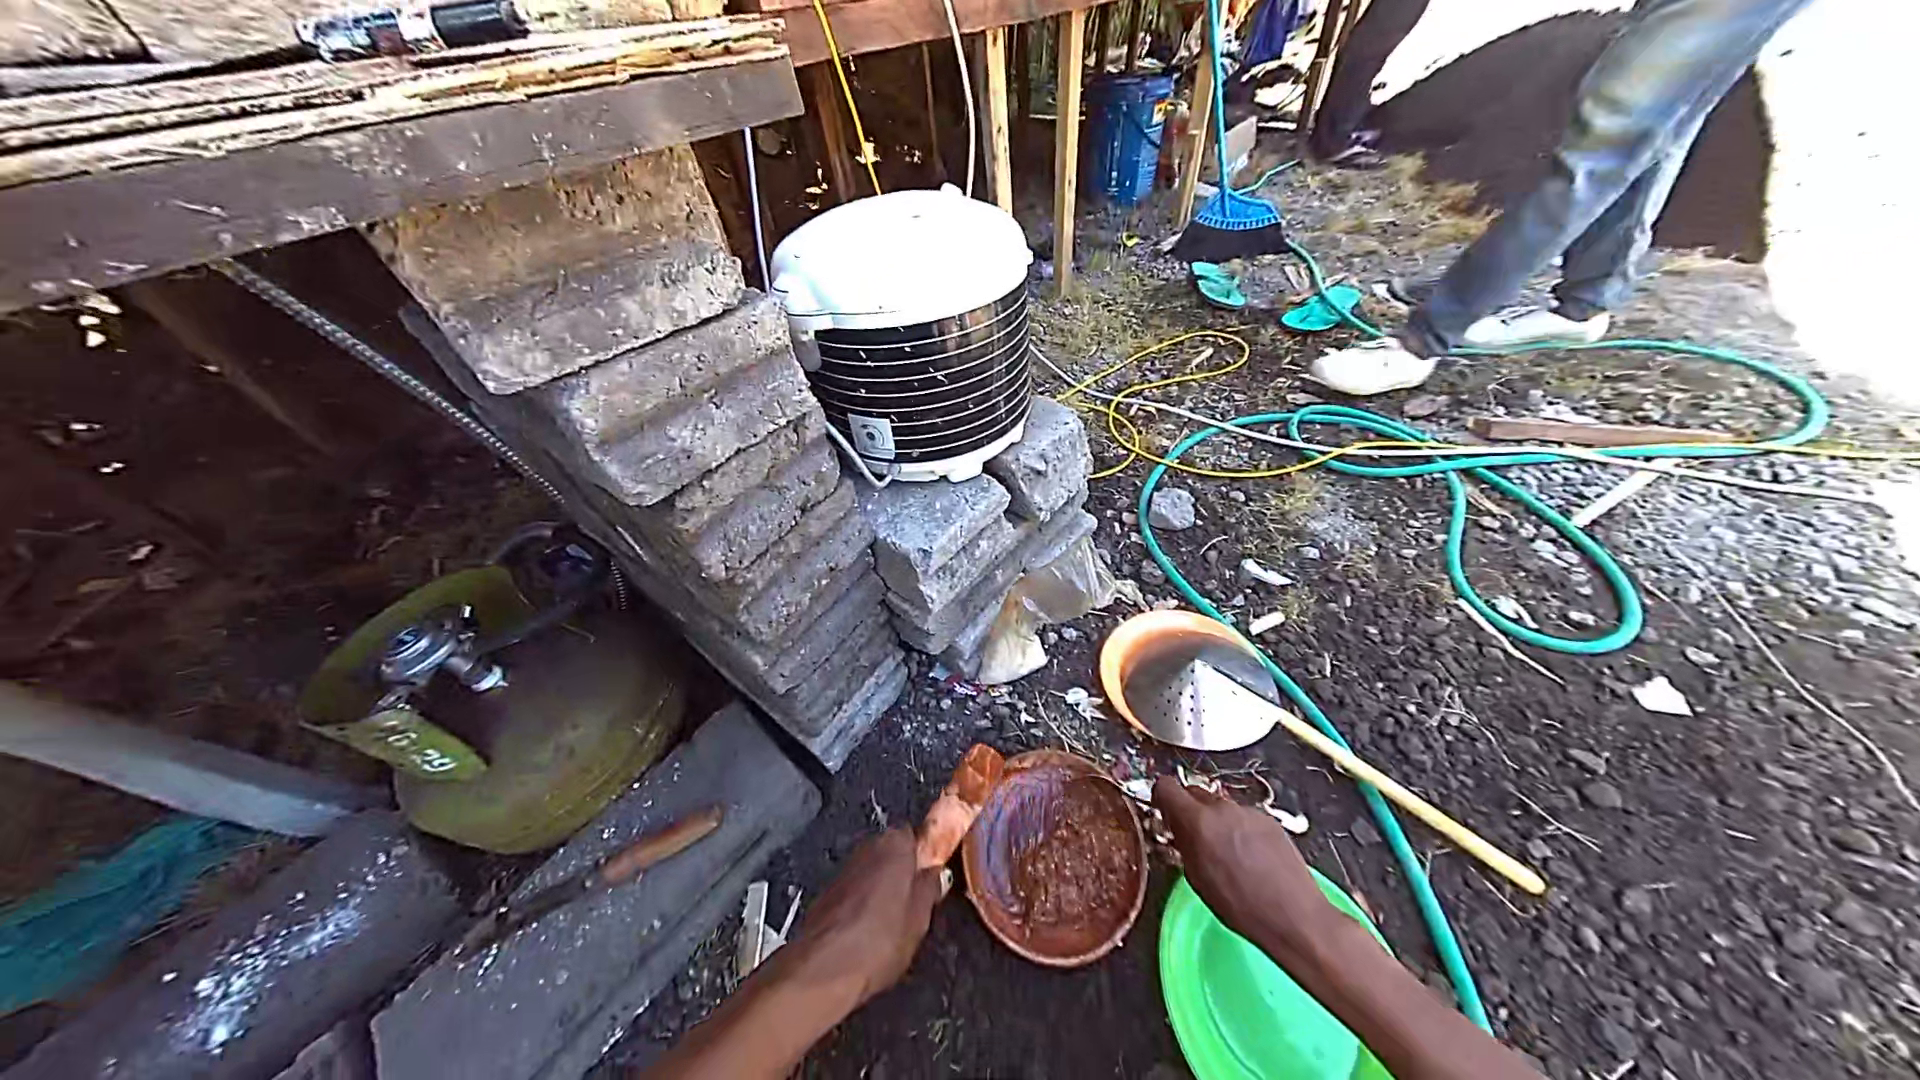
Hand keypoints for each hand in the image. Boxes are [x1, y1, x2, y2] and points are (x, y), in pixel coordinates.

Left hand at [792, 828, 944, 1004]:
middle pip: (892, 851)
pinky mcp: (827, 891)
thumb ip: (930, 888)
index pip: (916, 835)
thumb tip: (936, 873)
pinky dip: (862, 902)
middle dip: (903, 871)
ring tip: (892, 922)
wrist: (822, 970)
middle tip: (916, 903)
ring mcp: (844, 868)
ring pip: (872, 871)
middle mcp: (867, 846)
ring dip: (882, 887)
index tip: (933, 878)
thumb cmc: (879, 940)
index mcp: (894, 843)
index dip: (925, 856)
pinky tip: (868, 930)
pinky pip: (855, 889)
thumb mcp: (920, 919)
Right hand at [1152, 775, 1343, 960]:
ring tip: (1229, 855)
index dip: (1163, 799)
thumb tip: (1179, 829)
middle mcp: (1222, 807)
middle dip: (1191, 812)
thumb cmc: (1240, 905)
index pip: (1167, 786)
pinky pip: (1244, 817)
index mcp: (1197, 820)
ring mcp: (1248, 812)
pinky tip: (1252, 858)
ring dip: (1218, 822)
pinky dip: (1241, 830)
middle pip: (1195, 794)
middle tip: (1196, 839)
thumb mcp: (1196, 877)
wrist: (1294, 916)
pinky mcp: (1269, 820)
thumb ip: (1183, 843)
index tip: (1166, 813)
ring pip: (1221, 807)